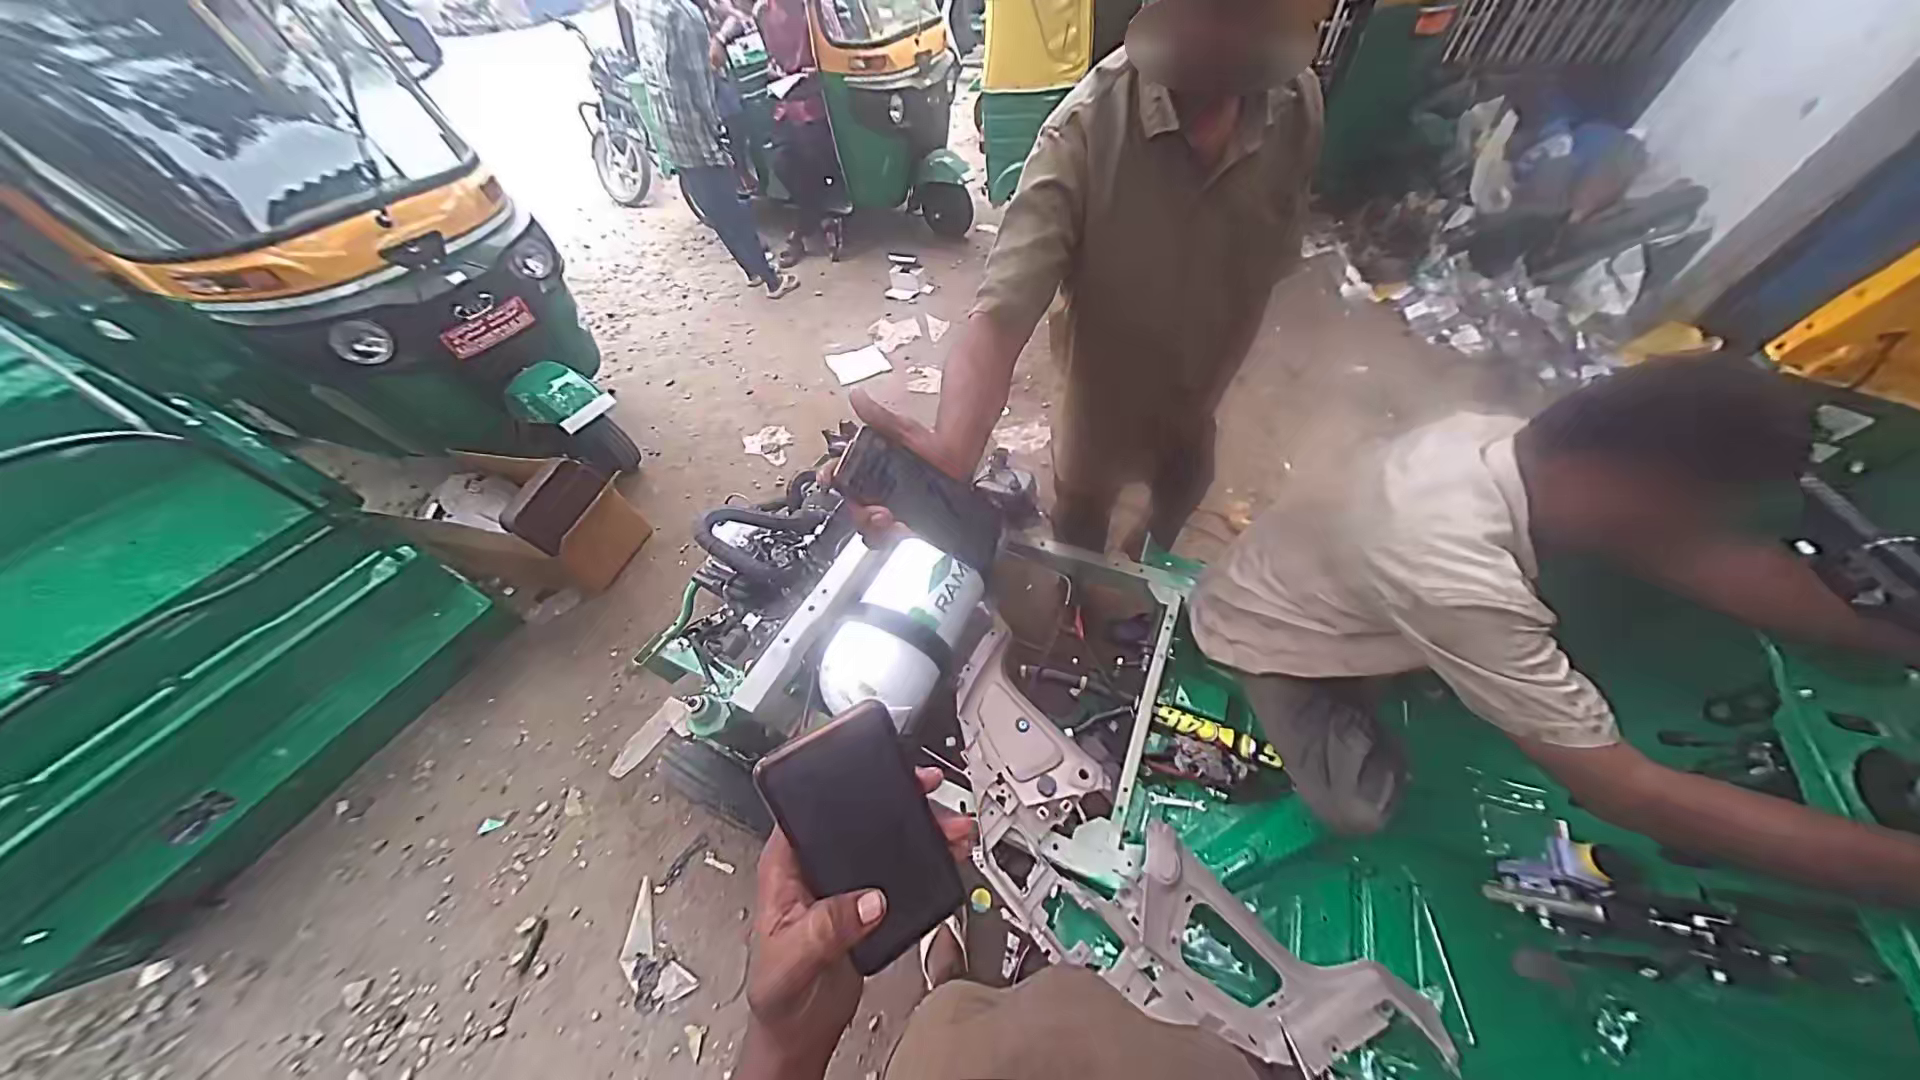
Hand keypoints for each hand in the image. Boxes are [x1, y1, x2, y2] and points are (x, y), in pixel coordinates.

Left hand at [741, 767, 974, 1078]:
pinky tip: (945, 851)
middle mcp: (819, 863)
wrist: (800, 1033)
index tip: (878, 772)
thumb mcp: (792, 959)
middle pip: (861, 815)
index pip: (814, 807)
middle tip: (926, 789)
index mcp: (788, 864)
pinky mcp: (872, 898)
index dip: (846, 784)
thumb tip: (870, 901)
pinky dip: (928, 856)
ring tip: (948, 825)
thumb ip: (826, 928)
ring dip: (919, 827)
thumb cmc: (778, 996)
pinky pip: (903, 866)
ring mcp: (848, 878)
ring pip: (887, 837)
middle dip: (898, 798)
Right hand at [840, 390, 977, 541]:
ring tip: (885, 518)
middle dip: (858, 514)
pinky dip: (894, 534)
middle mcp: (872, 494)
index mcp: (863, 475)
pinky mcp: (906, 521)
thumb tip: (857, 397)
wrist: (952, 454)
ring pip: (871, 529)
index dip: (831, 480)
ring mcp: (889, 509)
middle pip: (854, 513)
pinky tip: (901, 526)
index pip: (837, 481)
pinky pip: (894, 536)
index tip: (830, 478)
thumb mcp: (897, 428)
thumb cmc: (922, 443)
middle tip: (871, 509)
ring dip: (874, 528)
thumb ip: (876, 416)